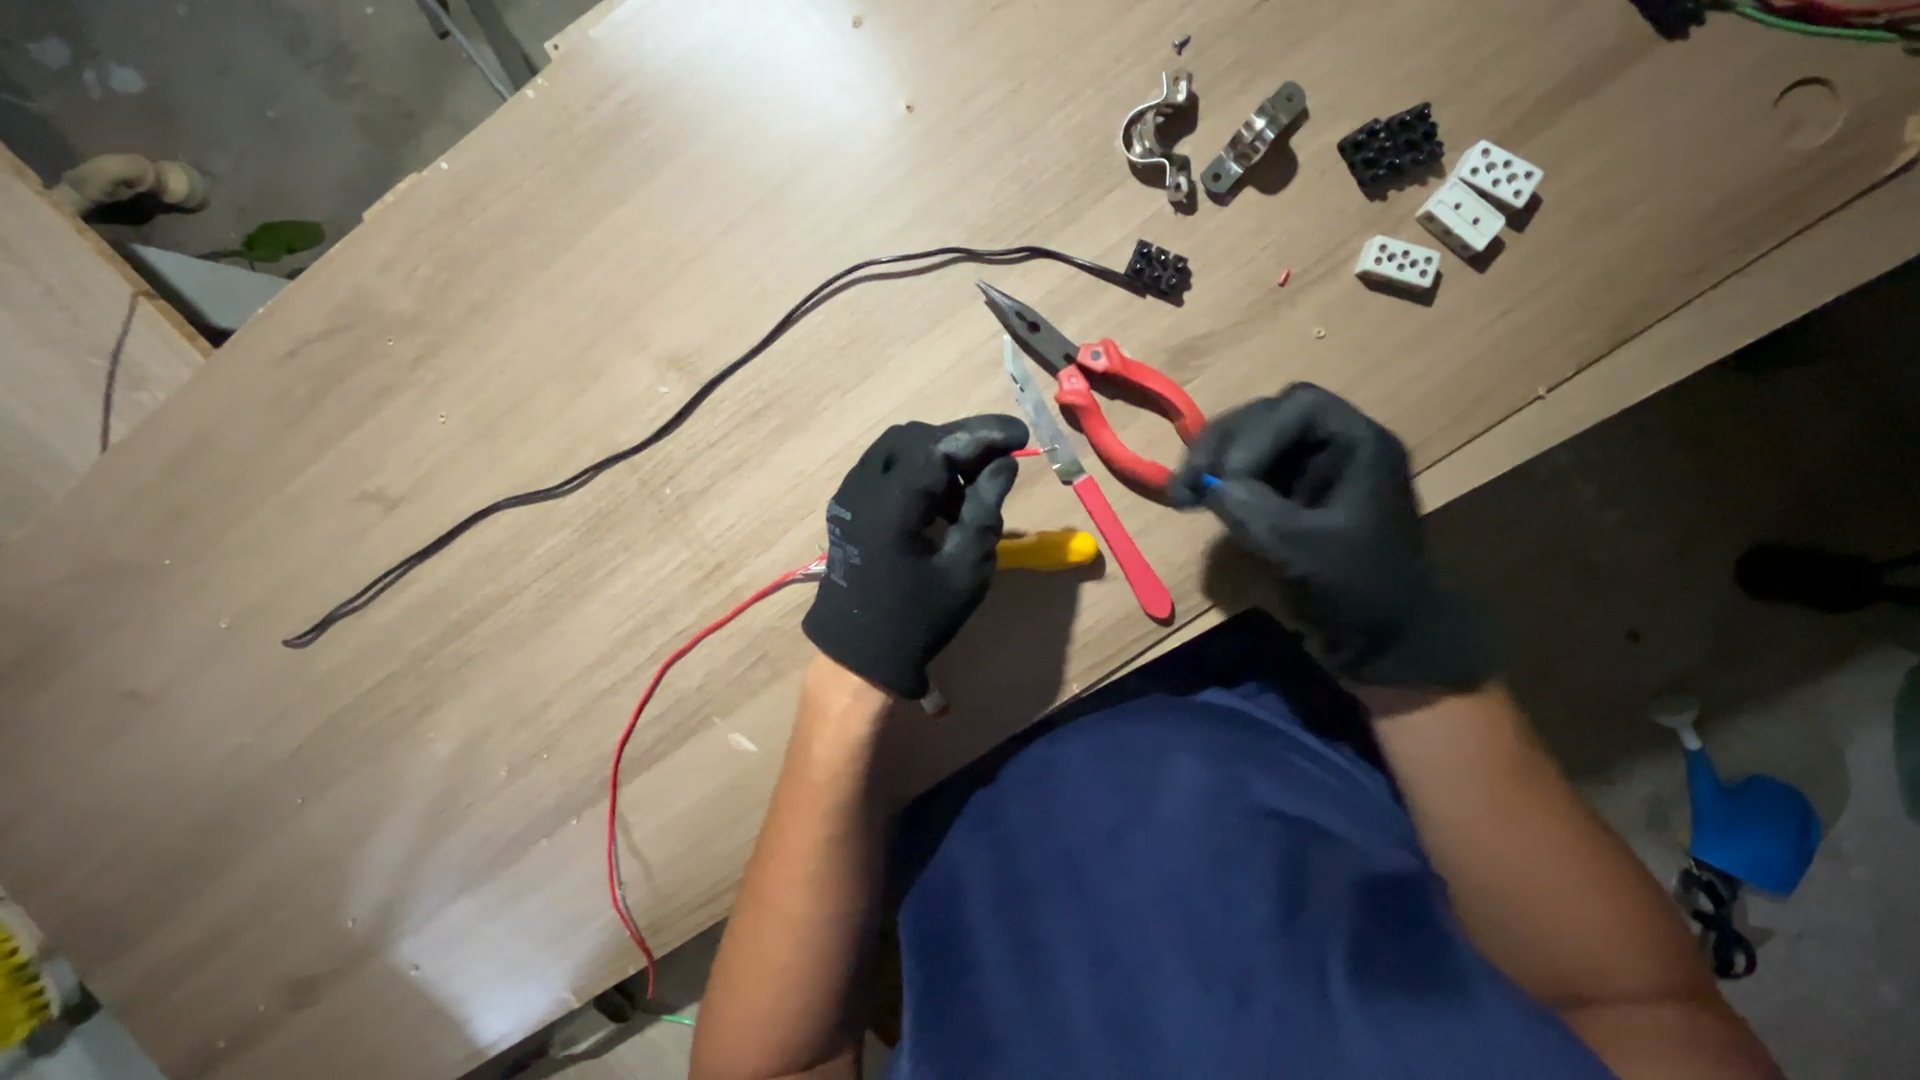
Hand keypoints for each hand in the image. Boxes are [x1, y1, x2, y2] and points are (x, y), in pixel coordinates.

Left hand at [802, 415, 1028, 698]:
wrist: (858, 656)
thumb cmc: (918, 618)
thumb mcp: (965, 569)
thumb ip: (984, 509)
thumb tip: (1002, 464)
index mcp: (891, 504)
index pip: (939, 446)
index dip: (982, 434)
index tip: (1019, 435)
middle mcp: (863, 488)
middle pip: (914, 438)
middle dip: (959, 442)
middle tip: (997, 460)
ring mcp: (850, 497)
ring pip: (897, 451)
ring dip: (938, 458)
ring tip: (972, 490)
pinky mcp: (848, 509)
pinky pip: (885, 471)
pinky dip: (918, 474)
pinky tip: (942, 505)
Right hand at [1168, 383, 1489, 690]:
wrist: (1386, 642)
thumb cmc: (1360, 592)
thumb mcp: (1304, 552)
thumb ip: (1254, 511)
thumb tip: (1208, 485)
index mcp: (1361, 445)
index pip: (1300, 407)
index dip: (1255, 433)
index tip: (1224, 477)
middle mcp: (1338, 445)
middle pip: (1269, 417)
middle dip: (1224, 444)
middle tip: (1185, 481)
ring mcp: (1313, 469)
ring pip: (1252, 441)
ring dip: (1213, 460)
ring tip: (1182, 492)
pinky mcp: (1293, 495)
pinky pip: (1249, 471)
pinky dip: (1219, 480)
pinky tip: (1196, 498)